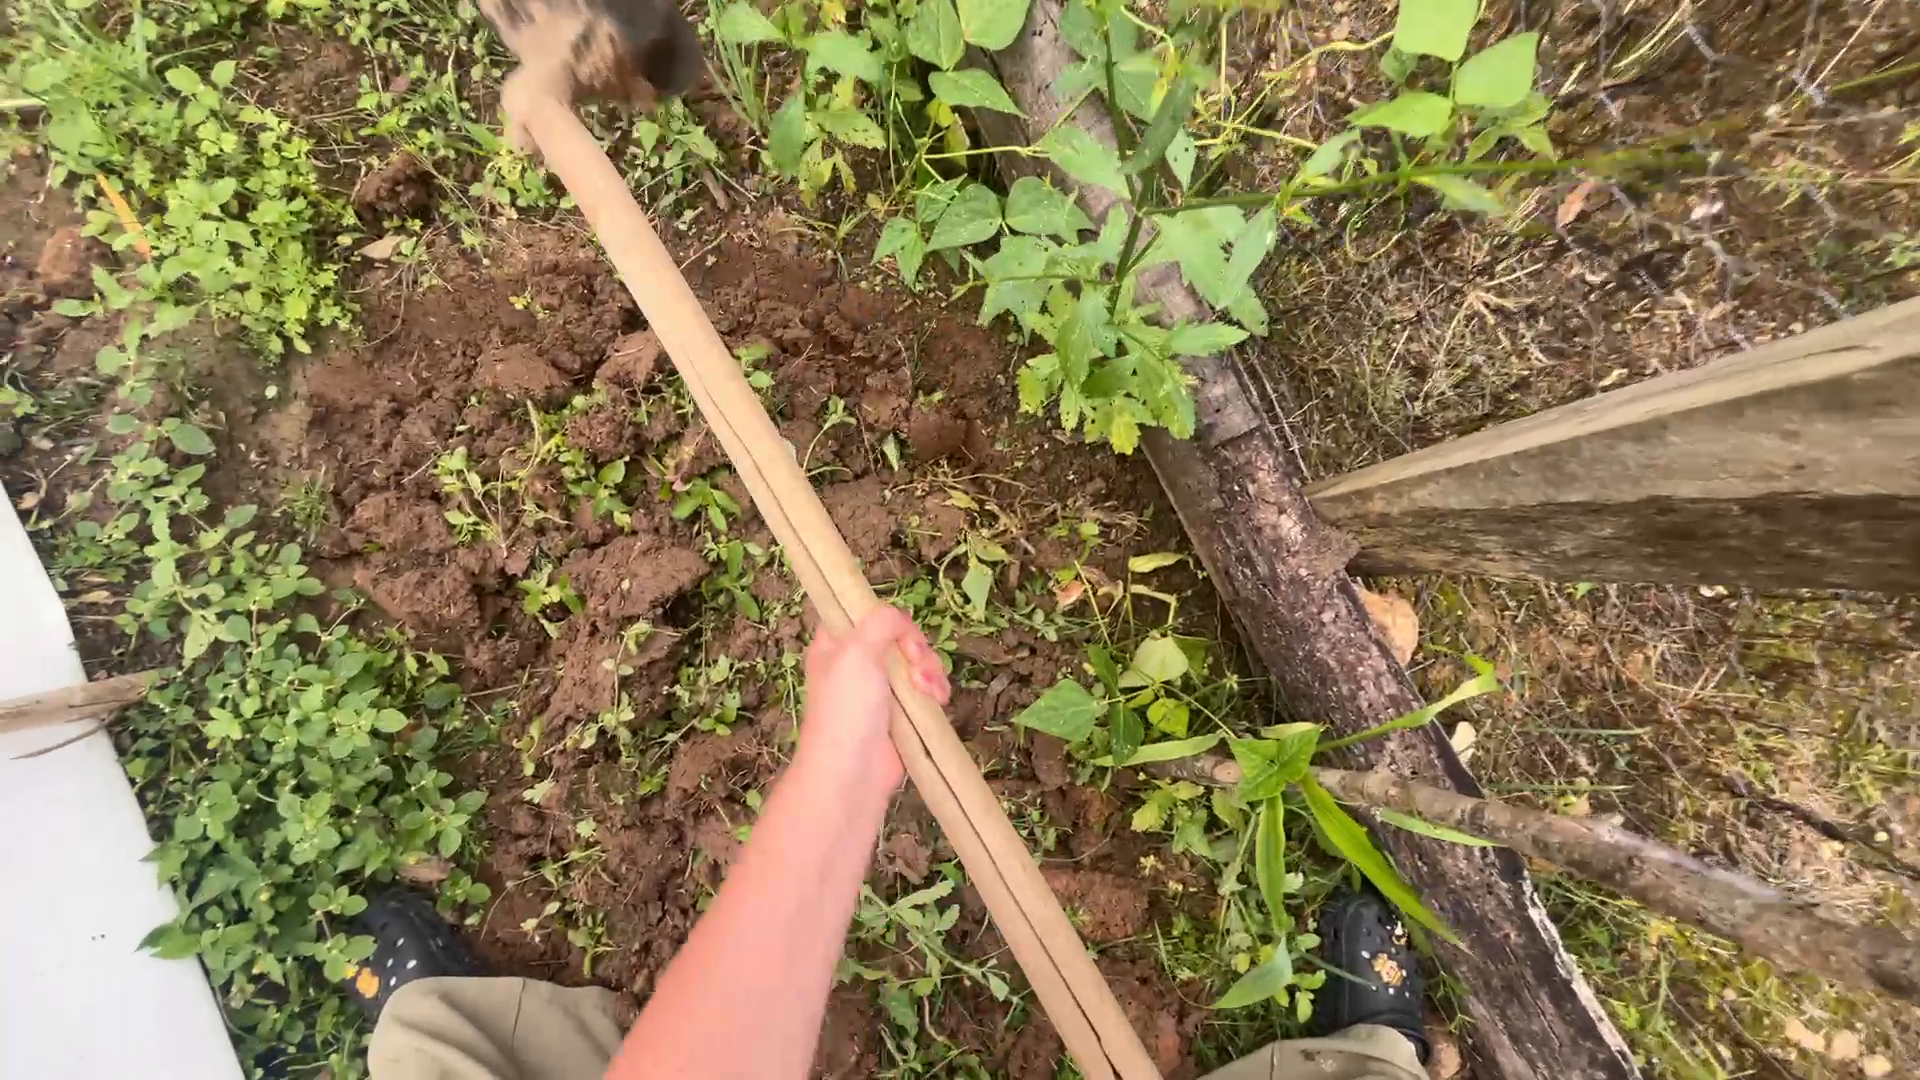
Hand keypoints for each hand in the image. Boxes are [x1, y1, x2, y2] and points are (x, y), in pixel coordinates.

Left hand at [795, 606, 949, 797]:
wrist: (852, 773)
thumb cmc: (847, 708)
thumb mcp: (858, 651)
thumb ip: (882, 622)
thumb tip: (899, 618)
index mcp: (836, 644)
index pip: (864, 614)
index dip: (887, 618)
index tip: (899, 632)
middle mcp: (856, 663)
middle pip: (898, 637)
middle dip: (917, 649)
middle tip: (917, 664)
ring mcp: (879, 689)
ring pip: (915, 662)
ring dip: (930, 671)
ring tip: (930, 691)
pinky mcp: (899, 712)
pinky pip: (924, 689)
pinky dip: (935, 690)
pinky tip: (937, 700)